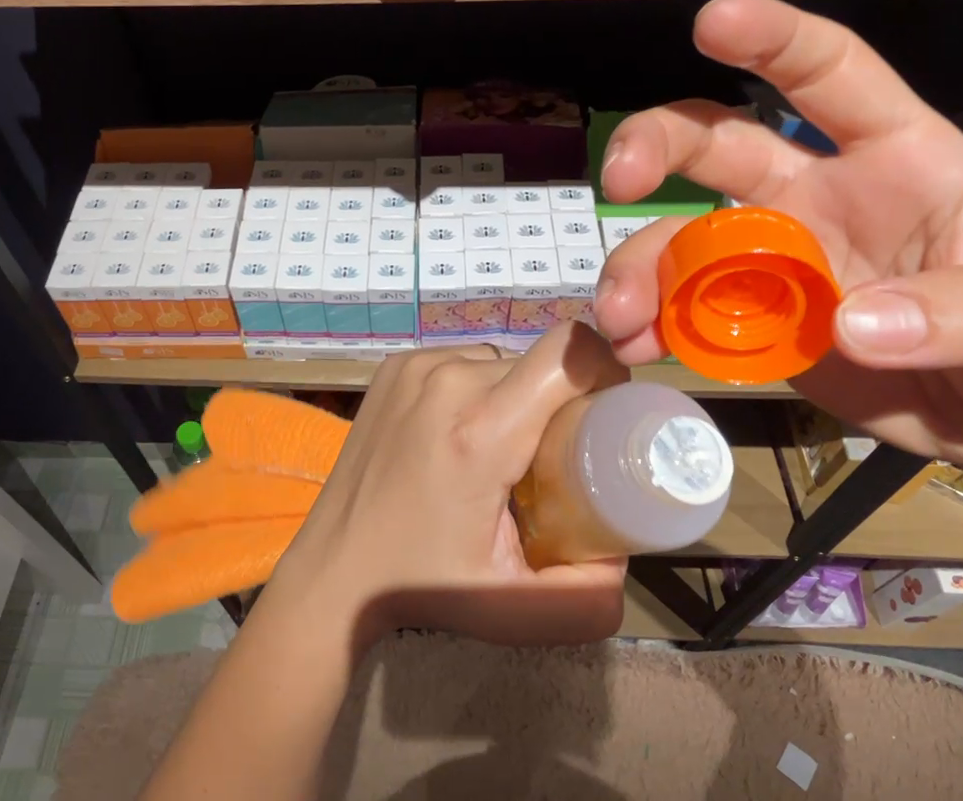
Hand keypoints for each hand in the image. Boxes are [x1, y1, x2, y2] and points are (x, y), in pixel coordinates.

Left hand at [265, 323, 629, 645]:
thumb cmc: (426, 587)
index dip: (604, 372)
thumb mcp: (521, 609)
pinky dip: (474, 388)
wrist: (334, 571)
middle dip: (558, 402)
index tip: (605, 415)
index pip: (570, 353)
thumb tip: (628, 546)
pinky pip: (461, 361)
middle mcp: (447, 381)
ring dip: (514, 396)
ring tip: (497, 452)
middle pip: (537, 363)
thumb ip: (594, 592)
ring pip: (500, 361)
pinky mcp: (392, 366)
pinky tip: (456, 435)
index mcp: (481, 432)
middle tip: (549, 459)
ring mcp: (413, 367)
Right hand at [594, 0, 962, 471]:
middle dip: (658, 146)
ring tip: (621, 317)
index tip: (712, 24)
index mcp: (899, 160)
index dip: (774, 42)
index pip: (831, 75)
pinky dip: (650, 323)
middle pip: (718, 142)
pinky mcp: (756, 324)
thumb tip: (852, 325)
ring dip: (639, 265)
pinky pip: (684, 309)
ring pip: (683, 236)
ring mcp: (779, 263)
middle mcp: (821, 198)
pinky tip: (635, 345)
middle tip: (621, 181)